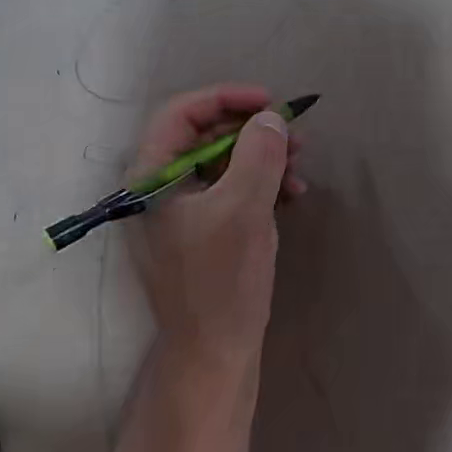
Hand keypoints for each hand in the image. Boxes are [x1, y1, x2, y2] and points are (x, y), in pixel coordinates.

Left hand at [129, 84, 303, 375]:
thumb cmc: (222, 281)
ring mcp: (179, 213)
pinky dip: (258, 187)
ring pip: (221, 165)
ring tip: (300, 168)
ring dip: (261, 160)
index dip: (225, 99)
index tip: (269, 103)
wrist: (213, 352)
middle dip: (251, 132)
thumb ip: (259, 156)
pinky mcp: (201, 233)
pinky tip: (291, 195)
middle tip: (294, 137)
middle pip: (204, 138)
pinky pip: (228, 193)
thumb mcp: (244, 210)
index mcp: (151, 178)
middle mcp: (158, 190)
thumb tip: (271, 119)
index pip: (181, 114)